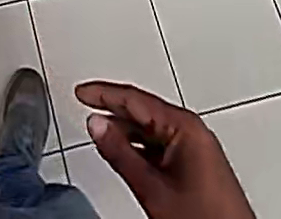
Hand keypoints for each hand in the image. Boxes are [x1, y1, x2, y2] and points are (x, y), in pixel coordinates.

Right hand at [77, 81, 254, 218]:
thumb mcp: (153, 188)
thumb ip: (120, 153)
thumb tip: (96, 124)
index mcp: (185, 127)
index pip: (135, 99)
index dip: (103, 93)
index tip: (82, 92)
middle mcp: (193, 132)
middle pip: (144, 111)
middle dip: (113, 109)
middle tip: (87, 103)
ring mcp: (197, 150)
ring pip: (151, 130)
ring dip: (125, 130)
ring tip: (100, 131)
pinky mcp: (198, 167)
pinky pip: (161, 146)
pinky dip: (140, 147)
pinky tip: (125, 154)